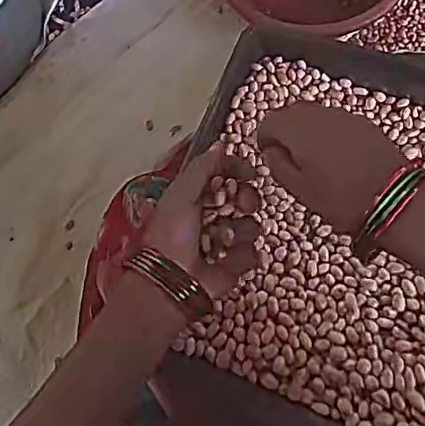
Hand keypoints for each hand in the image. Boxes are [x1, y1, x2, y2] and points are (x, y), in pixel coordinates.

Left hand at [140, 144, 263, 299]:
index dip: (236, 170)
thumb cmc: (171, 234)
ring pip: (252, 224)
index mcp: (195, 195)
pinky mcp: (236, 264)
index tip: (248, 171)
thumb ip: (204, 166)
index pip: (224, 174)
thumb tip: (222, 144)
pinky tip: (224, 260)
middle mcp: (211, 215)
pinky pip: (253, 252)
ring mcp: (225, 240)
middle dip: (245, 198)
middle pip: (244, 196)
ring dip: (239, 230)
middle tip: (242, 203)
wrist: (172, 281)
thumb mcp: (183, 192)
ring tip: (222, 240)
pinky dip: (240, 255)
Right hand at [256, 101, 407, 234]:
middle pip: (290, 113)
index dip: (264, 139)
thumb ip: (276, 165)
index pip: (269, 121)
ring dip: (307, 131)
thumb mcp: (299, 190)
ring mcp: (344, 116)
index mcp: (297, 128)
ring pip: (314, 115)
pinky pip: (336, 121)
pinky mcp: (365, 123)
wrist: (397, 201)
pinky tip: (337, 158)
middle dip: (285, 132)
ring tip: (314, 160)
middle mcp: (319, 114)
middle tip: (289, 159)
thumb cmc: (342, 200)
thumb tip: (271, 150)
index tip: (268, 157)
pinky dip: (329, 133)